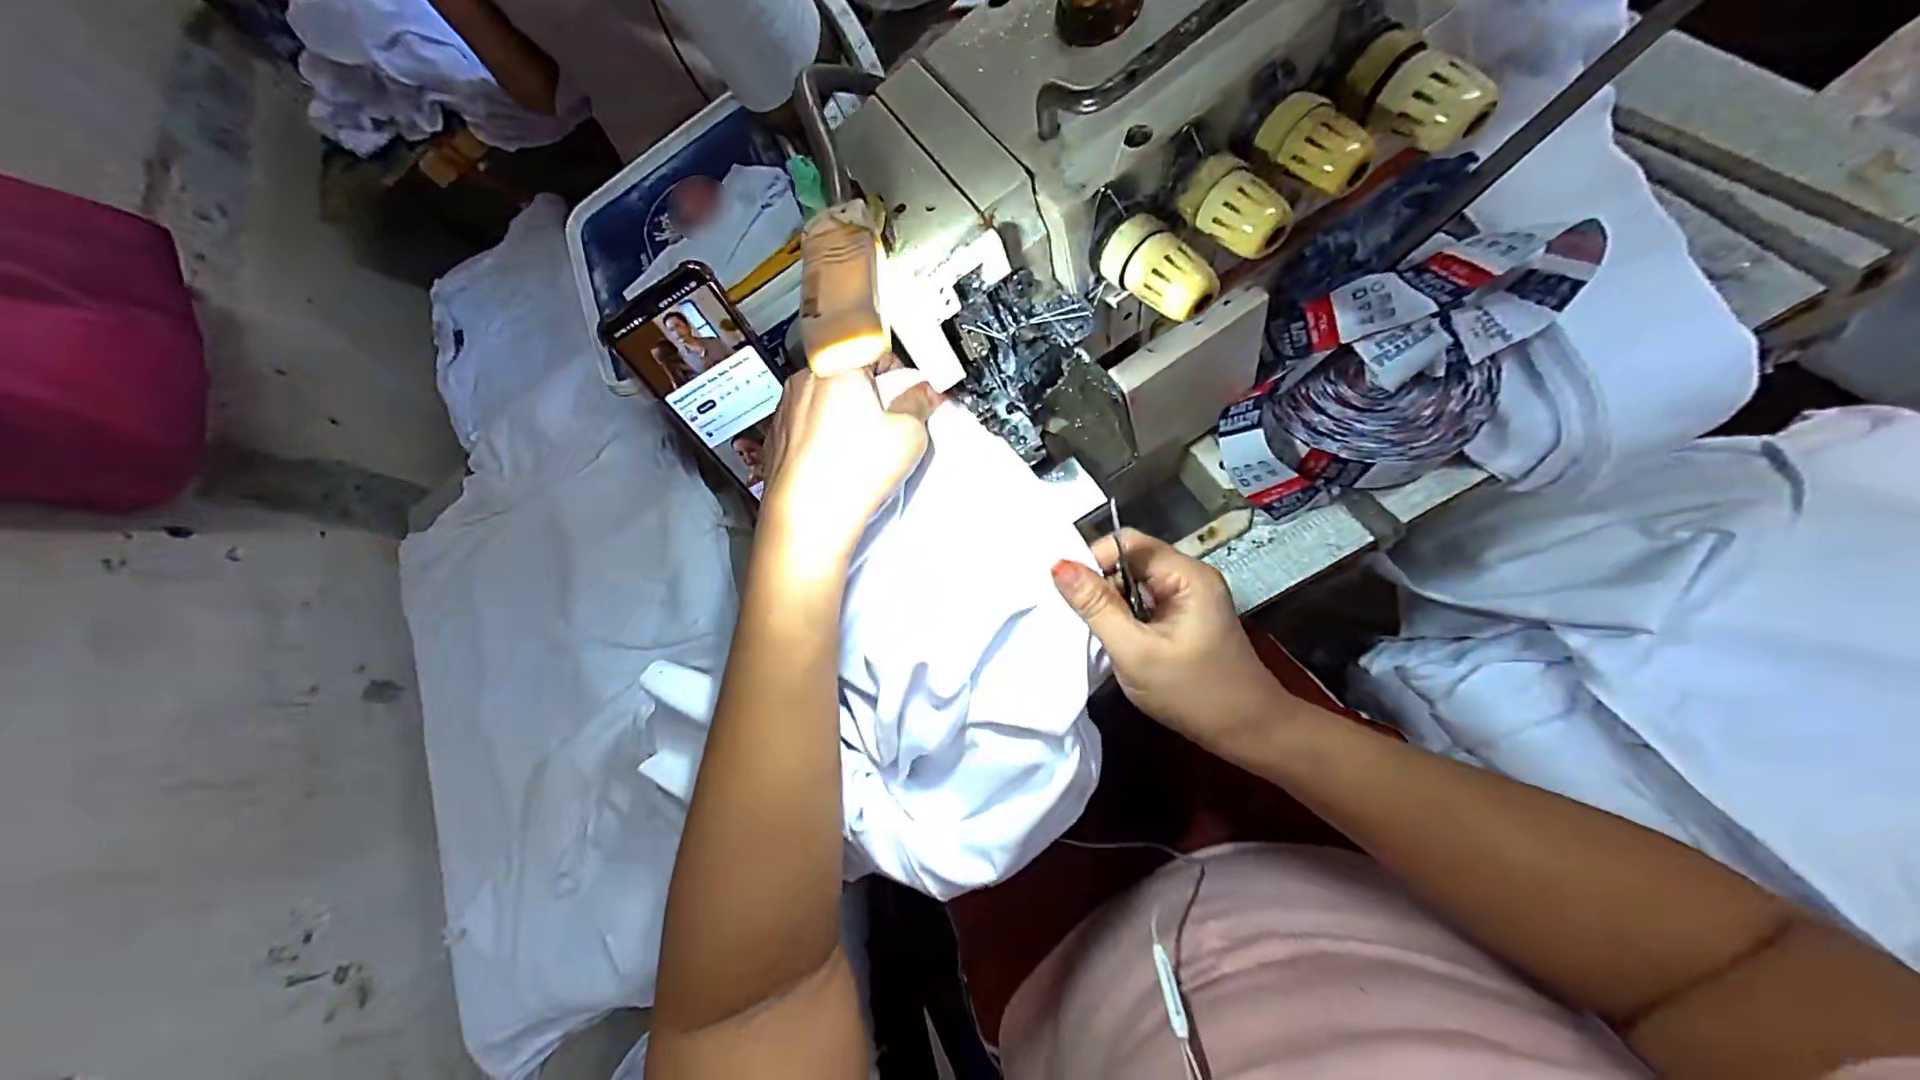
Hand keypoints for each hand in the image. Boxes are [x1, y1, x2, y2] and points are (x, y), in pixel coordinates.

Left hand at [759, 365, 938, 563]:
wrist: (806, 517)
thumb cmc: (850, 474)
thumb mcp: (909, 435)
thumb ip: (920, 404)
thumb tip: (924, 394)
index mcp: (838, 365)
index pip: (874, 345)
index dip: (897, 368)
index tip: (907, 390)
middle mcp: (806, 378)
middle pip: (849, 371)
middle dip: (872, 393)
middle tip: (889, 423)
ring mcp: (787, 407)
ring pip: (827, 398)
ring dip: (847, 413)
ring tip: (863, 448)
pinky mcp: (777, 434)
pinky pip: (809, 423)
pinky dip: (826, 435)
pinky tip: (840, 461)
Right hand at [1051, 529, 1289, 746]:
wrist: (1248, 733)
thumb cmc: (1192, 693)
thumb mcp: (1134, 651)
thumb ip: (1096, 606)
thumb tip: (1059, 565)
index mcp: (1186, 575)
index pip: (1128, 543)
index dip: (1095, 561)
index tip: (1073, 595)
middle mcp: (1191, 577)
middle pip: (1131, 560)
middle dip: (1103, 585)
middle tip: (1087, 621)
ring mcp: (1191, 598)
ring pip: (1135, 583)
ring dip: (1113, 604)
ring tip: (1103, 633)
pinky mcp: (1186, 618)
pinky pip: (1146, 602)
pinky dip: (1127, 617)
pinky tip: (1121, 641)